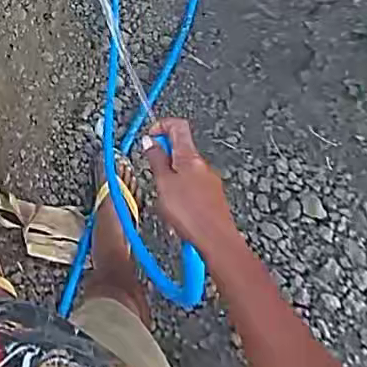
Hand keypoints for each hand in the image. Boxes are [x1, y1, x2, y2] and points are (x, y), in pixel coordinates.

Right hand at [141, 118, 243, 258]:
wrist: (217, 241)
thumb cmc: (191, 213)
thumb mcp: (163, 183)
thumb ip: (156, 159)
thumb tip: (150, 141)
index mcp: (189, 156)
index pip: (177, 125)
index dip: (161, 126)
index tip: (150, 138)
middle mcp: (202, 164)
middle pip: (180, 149)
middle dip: (163, 160)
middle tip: (156, 177)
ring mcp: (209, 181)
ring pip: (185, 171)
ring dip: (172, 180)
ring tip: (167, 201)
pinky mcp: (212, 197)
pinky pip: (192, 188)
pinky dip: (182, 194)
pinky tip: (178, 213)